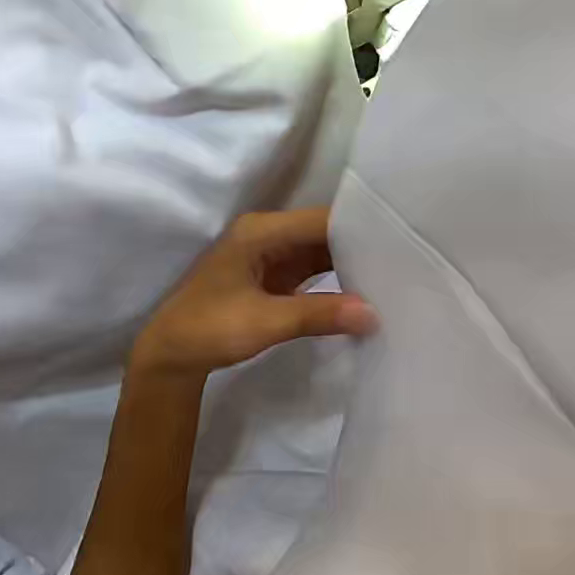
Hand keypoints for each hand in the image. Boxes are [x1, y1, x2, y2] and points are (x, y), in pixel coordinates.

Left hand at [130, 207, 377, 382]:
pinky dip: (335, 278)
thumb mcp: (265, 322)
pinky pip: (312, 269)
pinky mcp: (273, 277)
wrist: (171, 355)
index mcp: (261, 232)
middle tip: (403, 260)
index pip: (320, 219)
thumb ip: (319, 314)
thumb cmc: (209, 329)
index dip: (359, 227)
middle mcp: (268, 235)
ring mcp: (270, 256)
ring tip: (391, 273)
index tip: (398, 240)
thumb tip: (373, 314)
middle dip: (358, 244)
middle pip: (323, 232)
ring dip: (349, 262)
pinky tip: (363, 289)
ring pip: (319, 250)